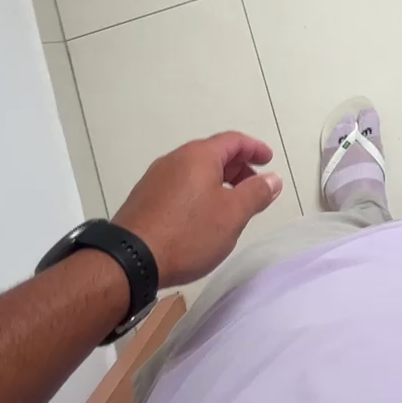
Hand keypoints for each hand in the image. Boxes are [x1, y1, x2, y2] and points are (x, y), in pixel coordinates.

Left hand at [111, 132, 283, 286]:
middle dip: (238, 168)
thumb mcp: (233, 215)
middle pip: (214, 154)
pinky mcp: (143, 199)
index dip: (255, 148)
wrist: (128, 262)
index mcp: (199, 155)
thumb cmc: (188, 233)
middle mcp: (176, 159)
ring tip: (229, 206)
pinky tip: (200, 218)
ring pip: (195, 171)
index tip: (269, 160)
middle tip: (253, 187)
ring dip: (217, 182)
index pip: (234, 140)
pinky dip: (197, 193)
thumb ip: (257, 193)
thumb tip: (273, 178)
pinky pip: (179, 186)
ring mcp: (155, 178)